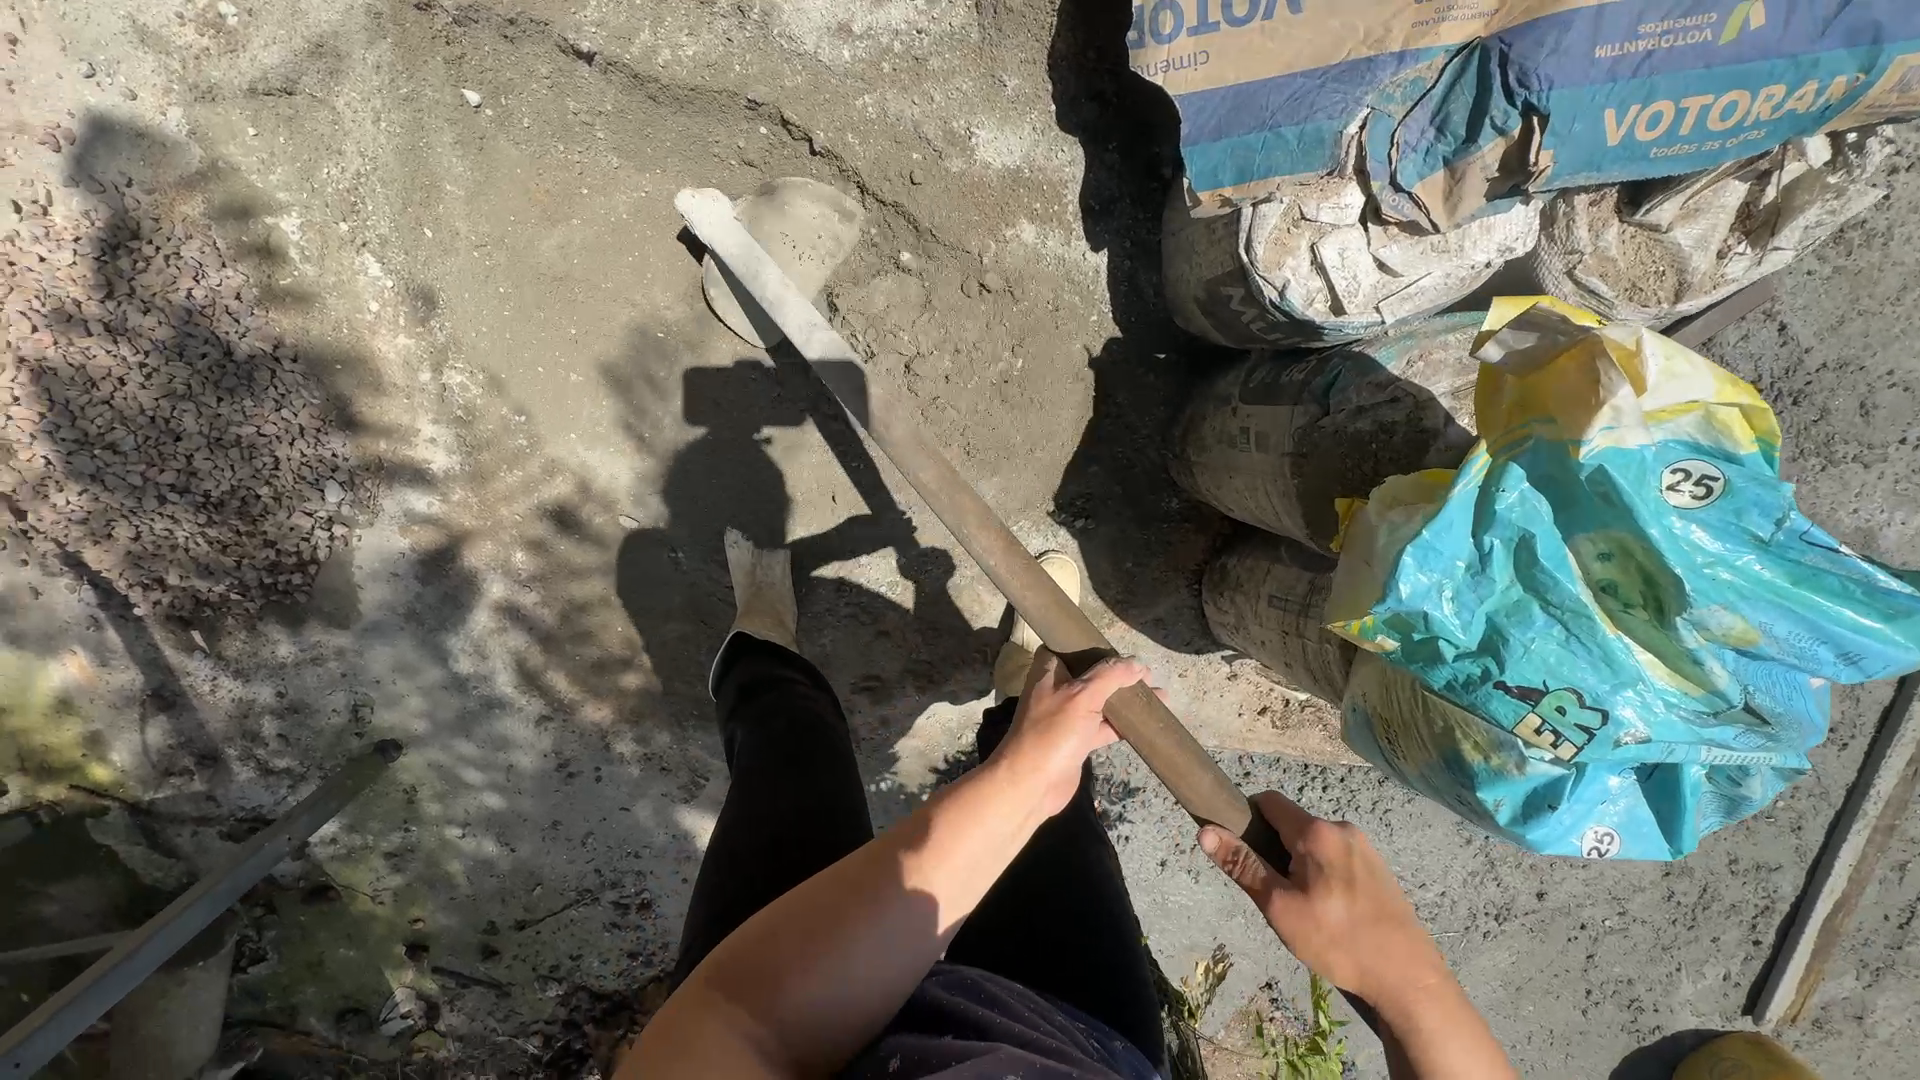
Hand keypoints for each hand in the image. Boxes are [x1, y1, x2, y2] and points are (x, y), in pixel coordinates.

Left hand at [987, 651, 1151, 817]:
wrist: (1033, 784)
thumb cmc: (1052, 733)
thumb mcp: (1081, 696)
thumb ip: (1109, 676)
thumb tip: (1136, 663)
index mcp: (1049, 673)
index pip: (1070, 648)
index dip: (1095, 647)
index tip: (1121, 648)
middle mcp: (1056, 691)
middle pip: (1090, 675)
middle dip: (1118, 674)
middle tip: (1148, 674)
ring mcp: (1067, 717)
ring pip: (1100, 701)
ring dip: (1125, 699)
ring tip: (1158, 694)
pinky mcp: (1077, 741)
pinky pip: (1104, 726)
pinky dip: (1123, 723)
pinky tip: (1146, 721)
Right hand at [1199, 791, 1450, 1009]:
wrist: (1409, 980)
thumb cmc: (1338, 941)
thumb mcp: (1279, 906)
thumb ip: (1242, 865)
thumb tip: (1205, 831)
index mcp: (1317, 831)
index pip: (1268, 801)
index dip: (1246, 818)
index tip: (1240, 850)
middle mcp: (1342, 828)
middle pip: (1291, 825)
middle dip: (1273, 849)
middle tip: (1273, 893)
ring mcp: (1365, 848)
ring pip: (1313, 845)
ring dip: (1298, 865)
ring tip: (1303, 909)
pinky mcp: (1379, 869)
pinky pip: (1336, 859)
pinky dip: (1322, 875)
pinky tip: (1329, 913)